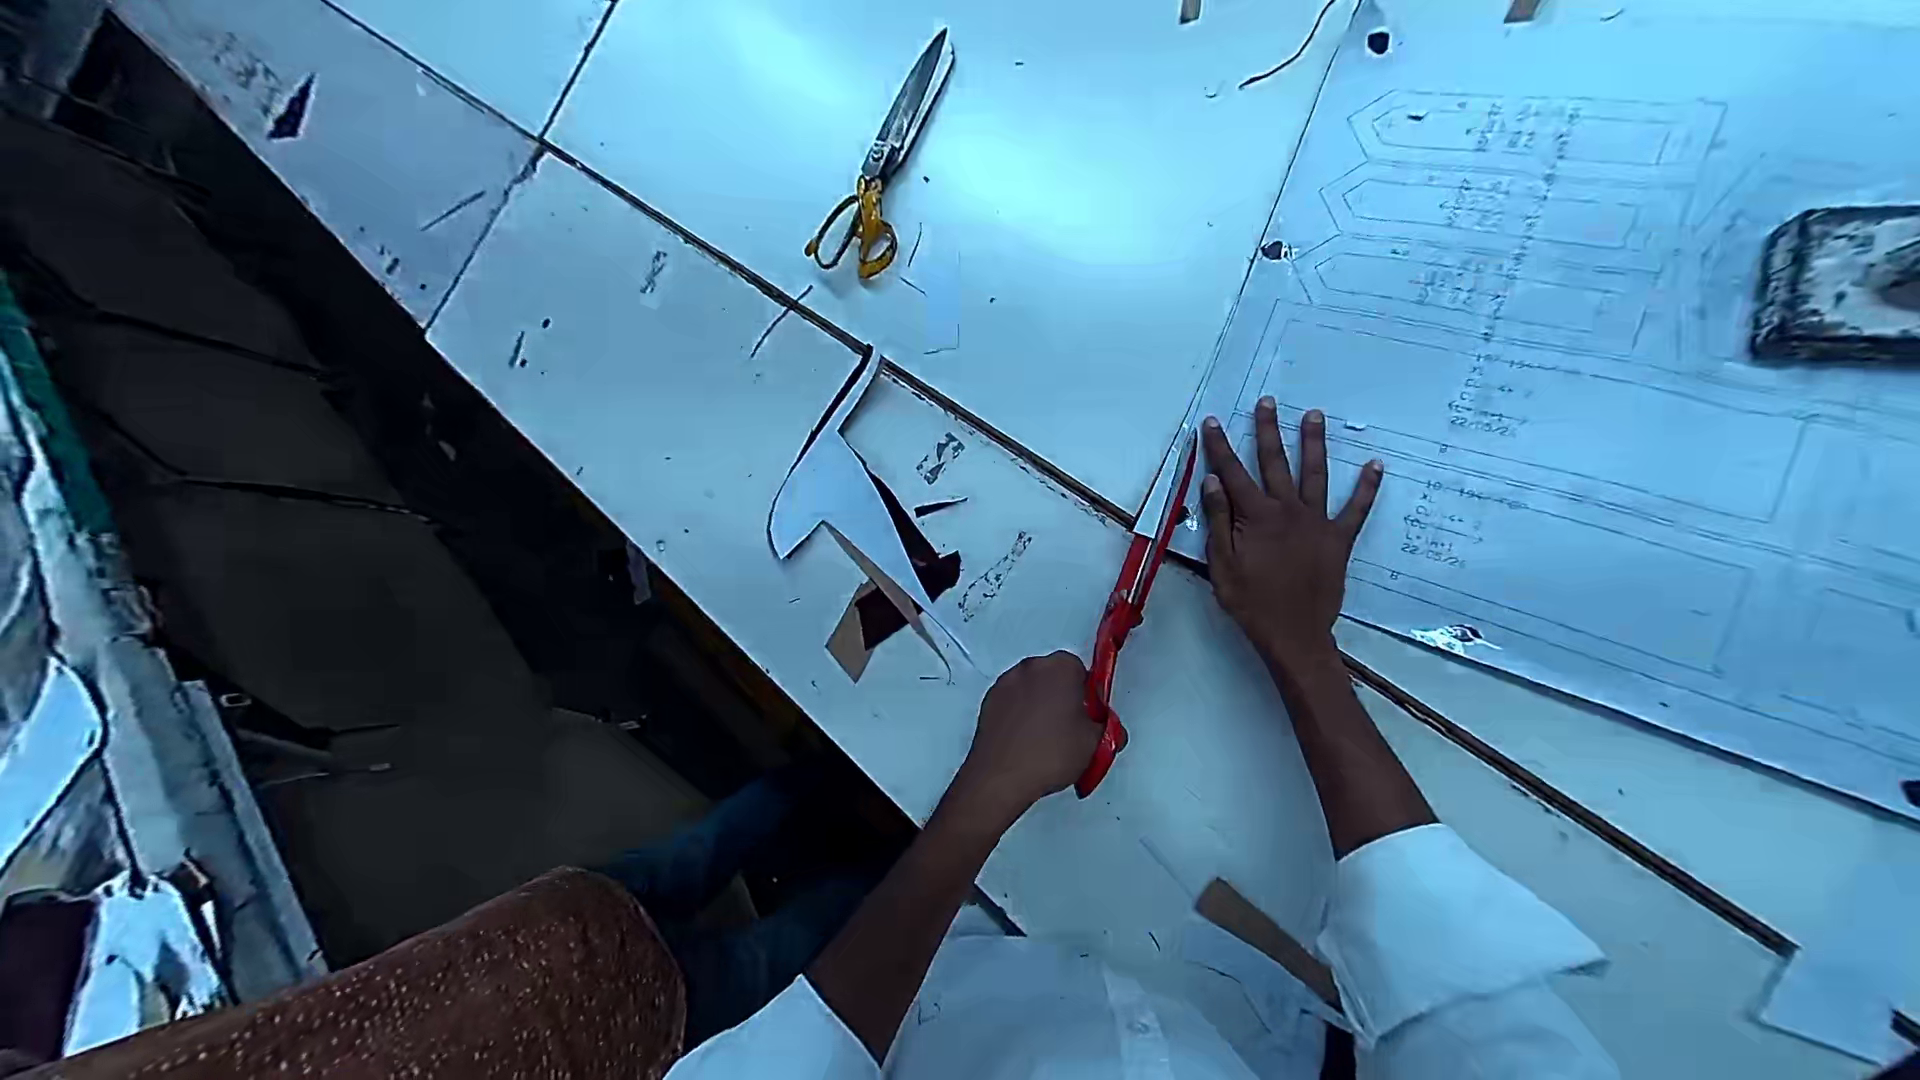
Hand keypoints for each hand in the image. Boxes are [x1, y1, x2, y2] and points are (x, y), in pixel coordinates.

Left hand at [948, 651, 1100, 829]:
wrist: (1002, 775)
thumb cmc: (1052, 753)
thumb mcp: (1096, 743)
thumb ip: (1108, 728)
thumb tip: (1110, 729)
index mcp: (1060, 667)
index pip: (1079, 669)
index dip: (1085, 692)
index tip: (1087, 715)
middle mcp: (1030, 666)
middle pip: (1053, 675)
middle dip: (1061, 695)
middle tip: (1068, 727)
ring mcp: (1005, 682)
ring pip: (1030, 688)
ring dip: (1038, 703)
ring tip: (1043, 738)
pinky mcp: (988, 699)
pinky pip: (1011, 701)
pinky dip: (1018, 713)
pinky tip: (1023, 740)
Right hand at [1200, 399, 1382, 677]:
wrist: (1293, 632)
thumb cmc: (1249, 600)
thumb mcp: (1221, 562)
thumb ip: (1218, 519)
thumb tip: (1214, 480)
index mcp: (1255, 516)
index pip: (1232, 472)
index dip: (1219, 446)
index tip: (1211, 422)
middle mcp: (1288, 510)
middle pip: (1274, 463)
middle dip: (1267, 430)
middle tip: (1267, 402)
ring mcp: (1317, 522)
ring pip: (1315, 474)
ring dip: (1312, 444)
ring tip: (1314, 415)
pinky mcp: (1338, 539)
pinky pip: (1355, 508)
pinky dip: (1366, 487)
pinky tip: (1375, 465)